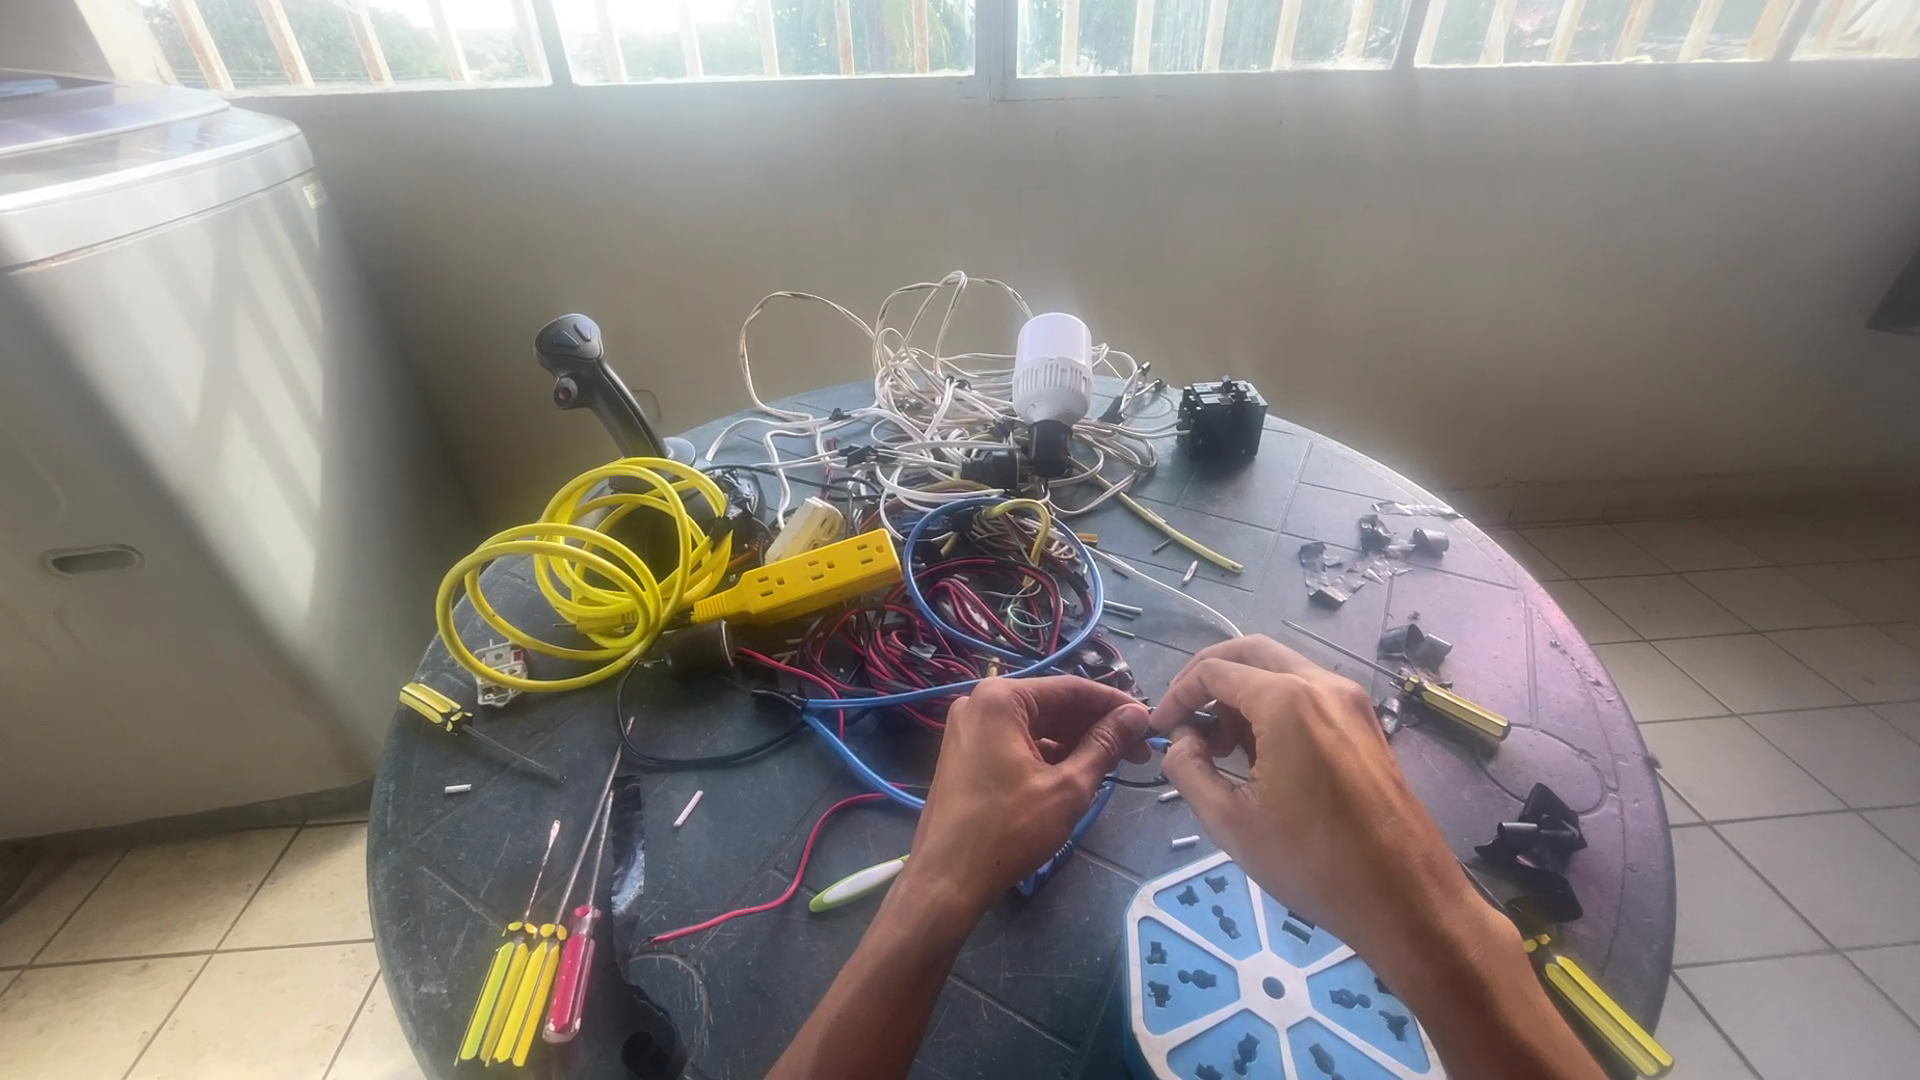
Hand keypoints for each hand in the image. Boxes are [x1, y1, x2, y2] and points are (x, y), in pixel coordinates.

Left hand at [906, 676, 1149, 917]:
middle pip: (1052, 705)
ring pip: (1036, 725)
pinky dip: (1048, 754)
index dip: (1114, 703)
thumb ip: (1104, 744)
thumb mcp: (1067, 787)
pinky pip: (1017, 742)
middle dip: (1096, 725)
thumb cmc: (1009, 830)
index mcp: (1001, 698)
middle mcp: (980, 702)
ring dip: (1075, 741)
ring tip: (1116, 763)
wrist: (946, 879)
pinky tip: (1078, 772)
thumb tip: (1136, 715)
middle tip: (1138, 749)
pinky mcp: (967, 753)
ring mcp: (970, 728)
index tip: (1149, 720)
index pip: (1070, 688)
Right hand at [1151, 636, 1477, 948]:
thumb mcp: (1229, 821)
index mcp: (1287, 701)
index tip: (1161, 729)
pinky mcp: (1365, 724)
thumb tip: (1182, 741)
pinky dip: (1271, 705)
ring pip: (1279, 669)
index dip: (1177, 695)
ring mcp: (1351, 702)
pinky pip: (1306, 692)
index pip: (1213, 671)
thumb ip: (1187, 768)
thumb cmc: (1314, 863)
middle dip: (1207, 678)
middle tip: (1183, 717)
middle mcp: (1323, 685)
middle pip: (1248, 652)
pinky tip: (1259, 754)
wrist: (1410, 903)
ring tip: (1219, 745)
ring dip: (1240, 692)